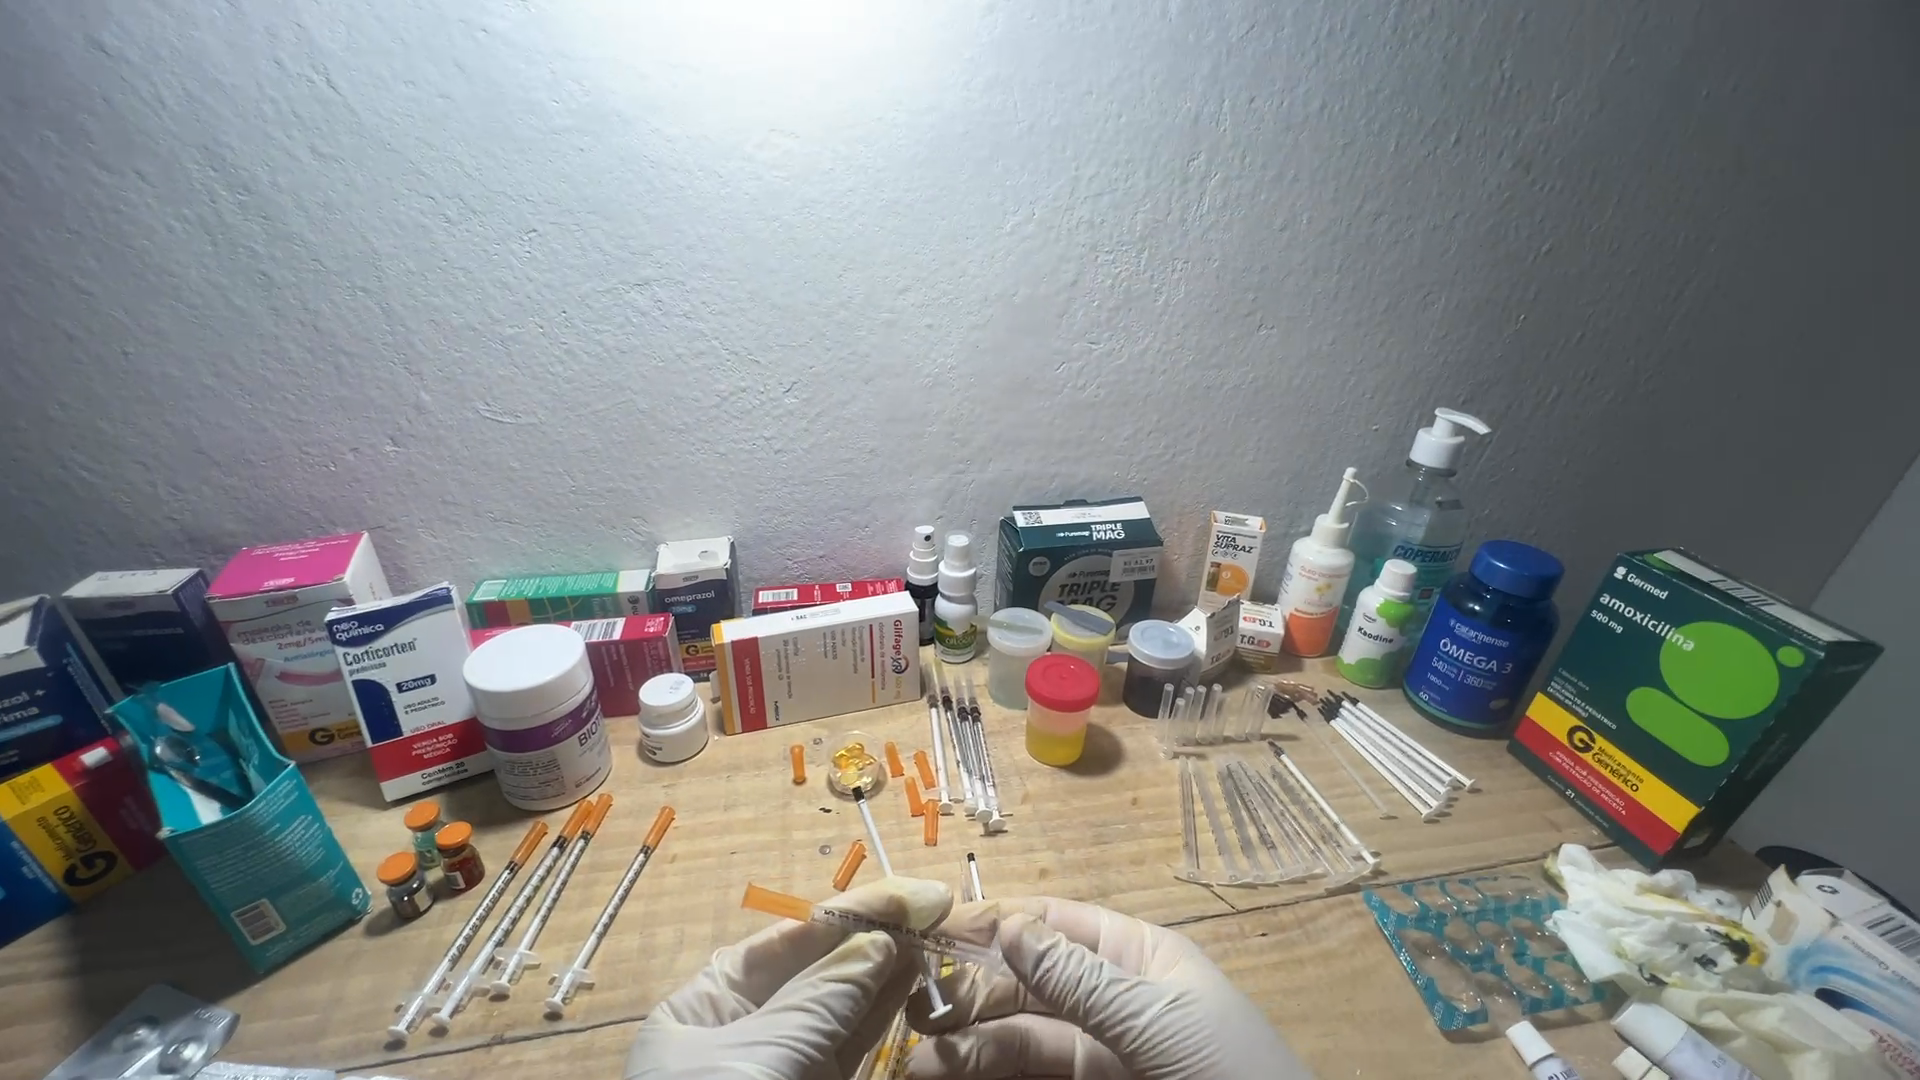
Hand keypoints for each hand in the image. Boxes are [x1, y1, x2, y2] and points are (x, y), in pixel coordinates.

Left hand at [626, 876, 952, 1079]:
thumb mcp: (763, 1054)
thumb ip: (824, 995)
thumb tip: (879, 939)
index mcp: (708, 1006)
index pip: (788, 940)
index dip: (851, 910)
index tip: (909, 892)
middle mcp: (747, 1027)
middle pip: (820, 966)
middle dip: (875, 933)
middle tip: (935, 908)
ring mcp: (784, 1064)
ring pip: (844, 1004)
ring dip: (889, 967)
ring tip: (933, 934)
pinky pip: (853, 1043)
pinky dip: (884, 1012)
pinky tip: (913, 979)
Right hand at [907, 897, 1313, 1079]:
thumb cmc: (1231, 1069)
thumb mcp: (1158, 1019)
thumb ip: (1081, 979)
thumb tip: (1010, 925)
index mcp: (1135, 953)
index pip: (1056, 921)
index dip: (999, 918)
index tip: (938, 924)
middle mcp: (1110, 993)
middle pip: (1029, 977)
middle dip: (973, 984)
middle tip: (911, 1000)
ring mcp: (1101, 1049)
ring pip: (1023, 1031)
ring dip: (970, 1037)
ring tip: (916, 1053)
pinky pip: (1034, 1070)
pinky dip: (989, 1067)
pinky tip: (949, 1070)